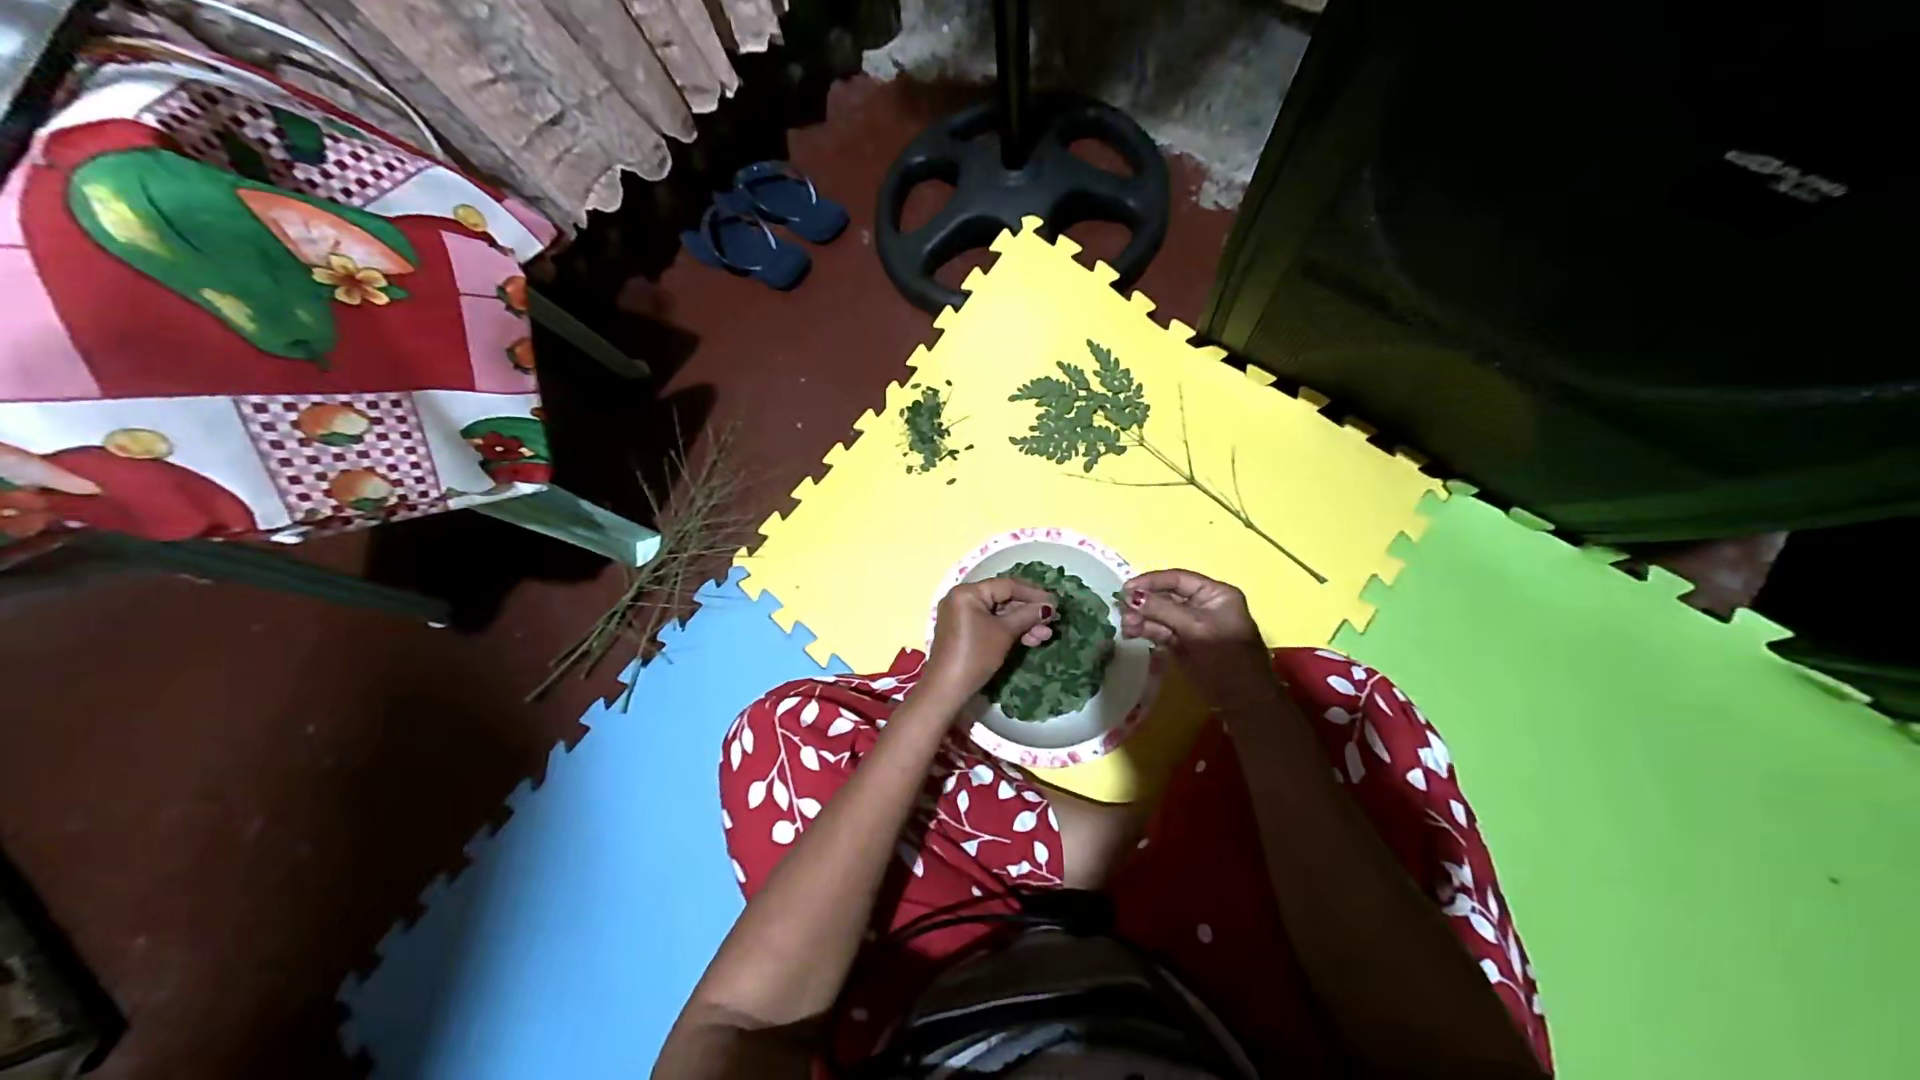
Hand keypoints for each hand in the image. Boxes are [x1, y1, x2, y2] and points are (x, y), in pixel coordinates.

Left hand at [923, 577, 1057, 700]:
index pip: (1007, 585)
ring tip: (1044, 636)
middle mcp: (962, 598)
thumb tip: (1049, 607)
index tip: (1056, 602)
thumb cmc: (975, 655)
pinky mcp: (964, 631)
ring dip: (1023, 624)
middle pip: (1003, 599)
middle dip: (1029, 612)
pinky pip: (991, 624)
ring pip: (999, 614)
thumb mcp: (1004, 633)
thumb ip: (1027, 615)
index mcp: (968, 592)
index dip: (1033, 593)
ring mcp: (962, 615)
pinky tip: (1030, 640)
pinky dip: (1009, 631)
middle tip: (1052, 621)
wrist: (947, 690)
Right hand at [1121, 568, 1278, 708]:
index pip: (1178, 579)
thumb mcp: (1196, 629)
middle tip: (1121, 609)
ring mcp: (1190, 625)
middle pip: (1165, 596)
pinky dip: (1144, 630)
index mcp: (1214, 594)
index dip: (1151, 581)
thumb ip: (1163, 610)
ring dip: (1140, 618)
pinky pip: (1159, 631)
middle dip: (1143, 602)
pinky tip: (1131, 633)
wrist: (1242, 700)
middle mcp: (1201, 605)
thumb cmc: (1227, 657)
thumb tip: (1132, 596)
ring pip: (1159, 614)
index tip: (1127, 589)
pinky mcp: (1180, 643)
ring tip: (1126, 626)